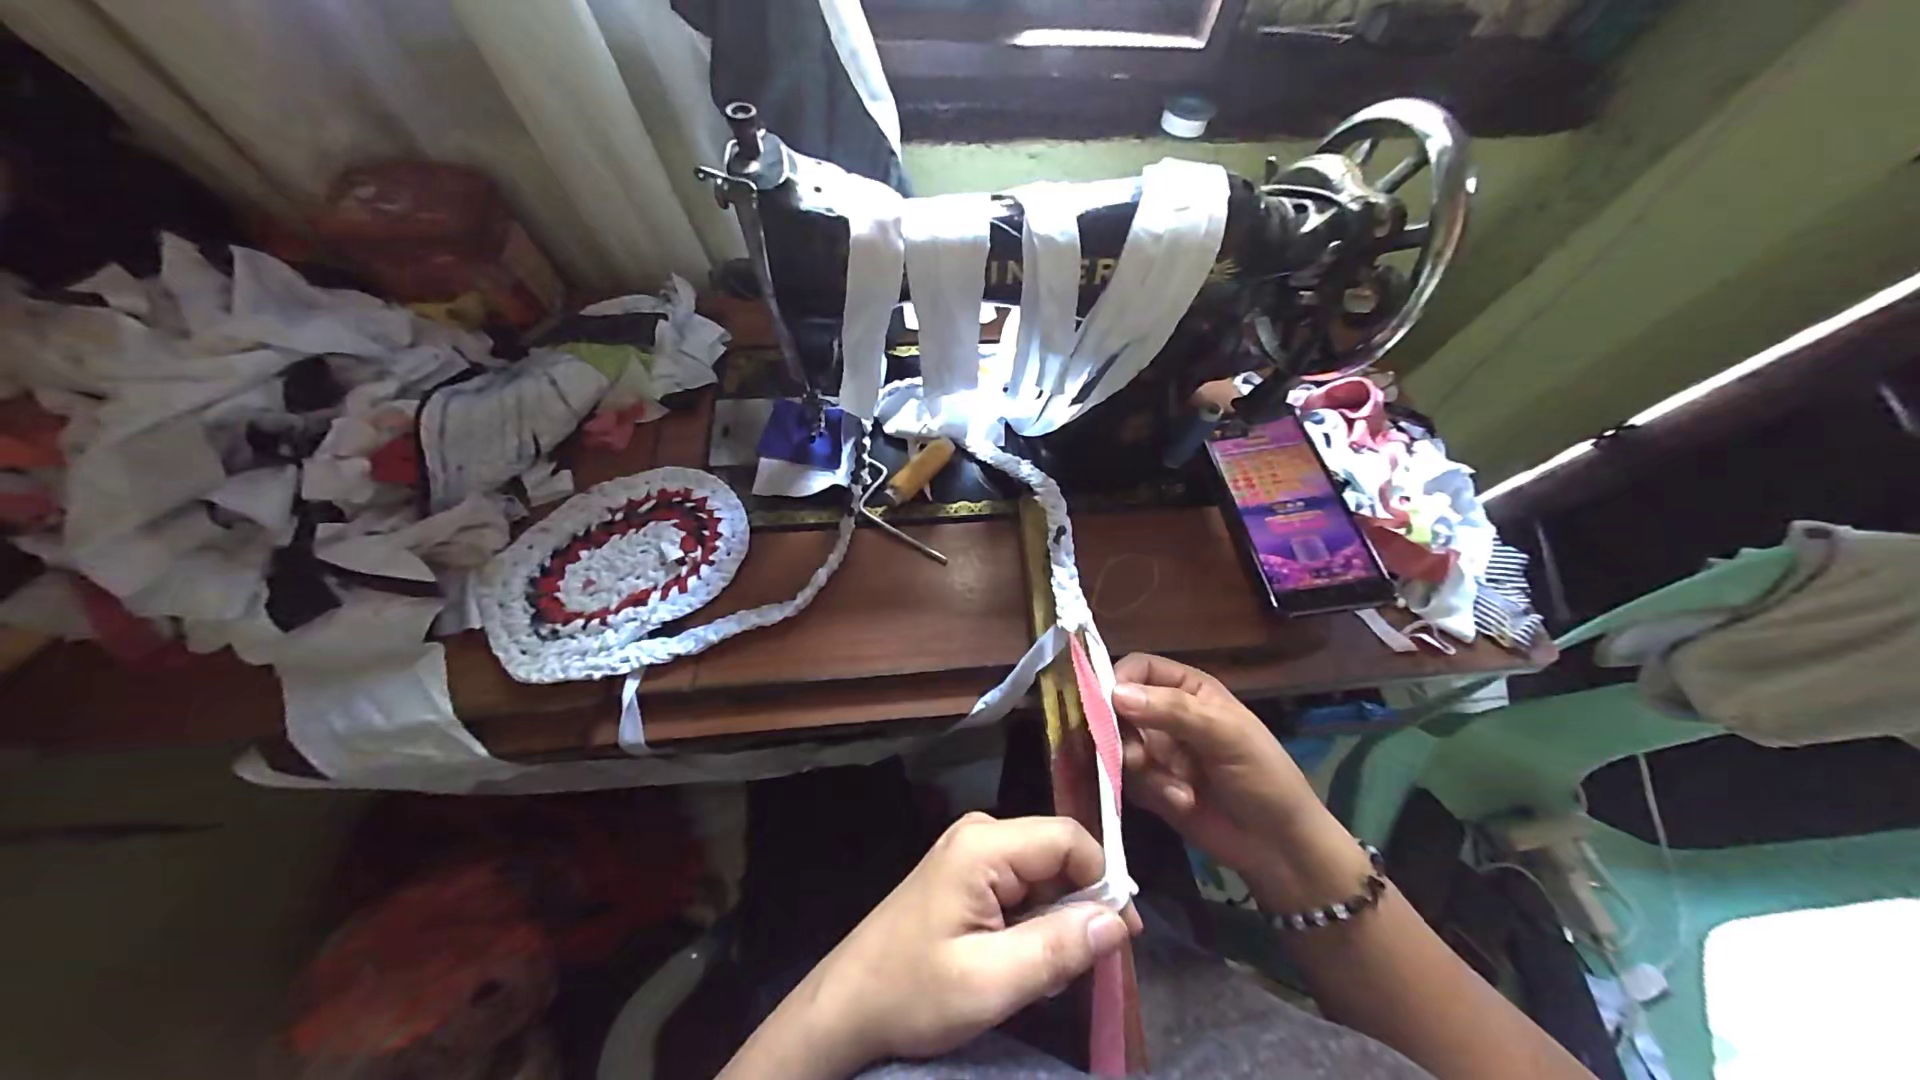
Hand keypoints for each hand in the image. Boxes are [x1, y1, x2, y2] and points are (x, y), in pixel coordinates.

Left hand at [723, 814, 1139, 1077]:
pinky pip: (1022, 884)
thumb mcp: (991, 983)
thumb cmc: (913, 994)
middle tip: (1077, 965)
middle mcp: (980, 833)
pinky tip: (1018, 959)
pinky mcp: (966, 871)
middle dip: (1079, 905)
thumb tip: (1118, 920)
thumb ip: (1057, 947)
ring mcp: (970, 850)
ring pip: (1043, 872)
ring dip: (1056, 919)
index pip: (1068, 838)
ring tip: (1039, 971)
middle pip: (1057, 853)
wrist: (848, 1005)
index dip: (1103, 880)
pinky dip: (1034, 920)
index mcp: (983, 845)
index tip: (1121, 936)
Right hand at [1112, 653, 1371, 909]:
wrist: (1279, 848)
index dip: (1117, 680)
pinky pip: (1127, 779)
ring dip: (1142, 769)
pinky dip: (1150, 790)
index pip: (1138, 668)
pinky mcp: (1151, 785)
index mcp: (1187, 689)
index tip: (1105, 704)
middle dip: (1123, 733)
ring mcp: (1157, 750)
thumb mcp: (1226, 734)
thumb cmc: (1263, 776)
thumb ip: (1173, 710)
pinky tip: (1181, 802)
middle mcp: (1165, 714)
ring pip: (1118, 746)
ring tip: (1175, 788)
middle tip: (1136, 757)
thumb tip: (1115, 693)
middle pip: (1117, 707)